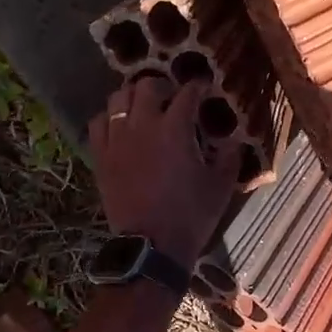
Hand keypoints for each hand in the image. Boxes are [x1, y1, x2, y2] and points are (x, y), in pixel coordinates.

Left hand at [88, 77, 241, 265]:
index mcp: (175, 129)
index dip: (198, 86)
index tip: (204, 88)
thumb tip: (233, 139)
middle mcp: (143, 126)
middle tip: (172, 95)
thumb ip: (230, 156)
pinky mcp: (101, 156)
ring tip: (144, 105)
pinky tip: (120, 125)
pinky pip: (98, 124)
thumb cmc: (191, 215)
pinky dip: (110, 118)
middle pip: (147, 86)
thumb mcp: (221, 185)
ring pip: (118, 99)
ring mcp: (117, 140)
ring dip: (133, 96)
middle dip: (162, 85)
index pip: (187, 93)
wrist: (152, 246)